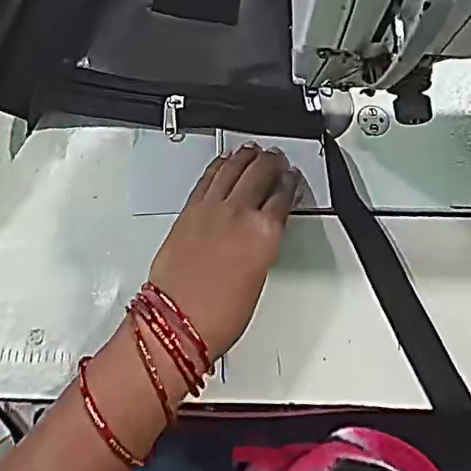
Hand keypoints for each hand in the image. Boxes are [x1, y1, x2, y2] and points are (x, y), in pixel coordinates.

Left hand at [146, 144, 300, 361]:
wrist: (178, 320)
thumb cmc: (218, 314)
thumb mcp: (258, 280)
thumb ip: (262, 247)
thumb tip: (261, 236)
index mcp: (264, 233)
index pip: (283, 196)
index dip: (290, 183)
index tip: (292, 178)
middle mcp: (238, 214)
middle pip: (259, 174)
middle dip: (271, 163)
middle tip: (277, 157)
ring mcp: (211, 208)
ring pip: (232, 169)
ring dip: (245, 157)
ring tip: (253, 150)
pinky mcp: (189, 210)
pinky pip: (208, 178)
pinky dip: (218, 166)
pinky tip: (223, 161)